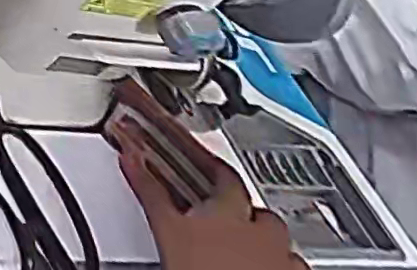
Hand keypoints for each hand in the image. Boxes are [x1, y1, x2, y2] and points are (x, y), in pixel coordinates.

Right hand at [117, 121, 307, 269]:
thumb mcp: (165, 228)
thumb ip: (149, 189)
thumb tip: (130, 157)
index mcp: (231, 211)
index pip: (227, 177)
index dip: (216, 169)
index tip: (208, 166)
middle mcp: (266, 236)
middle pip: (262, 214)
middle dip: (248, 213)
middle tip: (228, 217)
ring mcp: (285, 266)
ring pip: (286, 250)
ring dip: (270, 247)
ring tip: (249, 253)